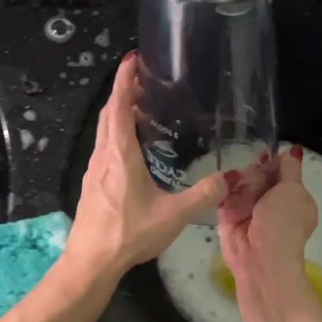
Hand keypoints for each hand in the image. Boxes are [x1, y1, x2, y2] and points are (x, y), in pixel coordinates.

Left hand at [67, 53, 230, 273]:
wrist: (90, 262)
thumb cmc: (128, 234)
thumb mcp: (173, 215)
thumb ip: (203, 195)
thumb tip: (231, 178)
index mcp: (120, 154)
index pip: (119, 105)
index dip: (125, 80)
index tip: (132, 59)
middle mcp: (103, 155)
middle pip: (109, 113)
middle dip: (125, 92)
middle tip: (146, 81)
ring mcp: (95, 169)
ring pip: (104, 130)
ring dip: (119, 114)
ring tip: (143, 110)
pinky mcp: (93, 183)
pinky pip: (104, 147)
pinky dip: (116, 134)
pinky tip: (132, 148)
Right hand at [216, 147, 318, 305]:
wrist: (261, 257)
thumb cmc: (282, 222)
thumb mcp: (292, 190)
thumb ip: (289, 169)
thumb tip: (296, 150)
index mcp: (294, 198)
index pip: (281, 171)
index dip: (271, 162)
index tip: (262, 158)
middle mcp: (273, 204)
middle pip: (257, 176)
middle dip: (252, 175)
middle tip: (251, 182)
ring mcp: (250, 212)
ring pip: (240, 185)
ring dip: (238, 187)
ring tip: (239, 195)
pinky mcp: (230, 220)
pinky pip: (225, 199)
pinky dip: (224, 196)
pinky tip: (225, 196)